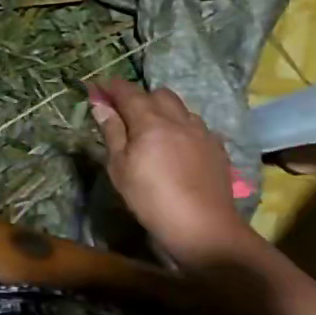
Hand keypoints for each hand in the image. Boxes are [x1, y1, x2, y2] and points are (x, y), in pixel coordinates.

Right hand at [88, 78, 257, 265]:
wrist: (202, 227)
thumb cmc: (151, 200)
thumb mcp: (120, 169)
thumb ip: (112, 132)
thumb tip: (101, 105)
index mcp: (150, 120)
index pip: (128, 92)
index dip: (111, 87)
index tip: (98, 88)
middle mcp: (179, 118)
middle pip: (158, 94)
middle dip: (140, 97)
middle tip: (126, 115)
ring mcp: (202, 131)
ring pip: (181, 108)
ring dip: (164, 111)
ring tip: (155, 132)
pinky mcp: (217, 147)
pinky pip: (197, 126)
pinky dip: (183, 129)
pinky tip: (180, 148)